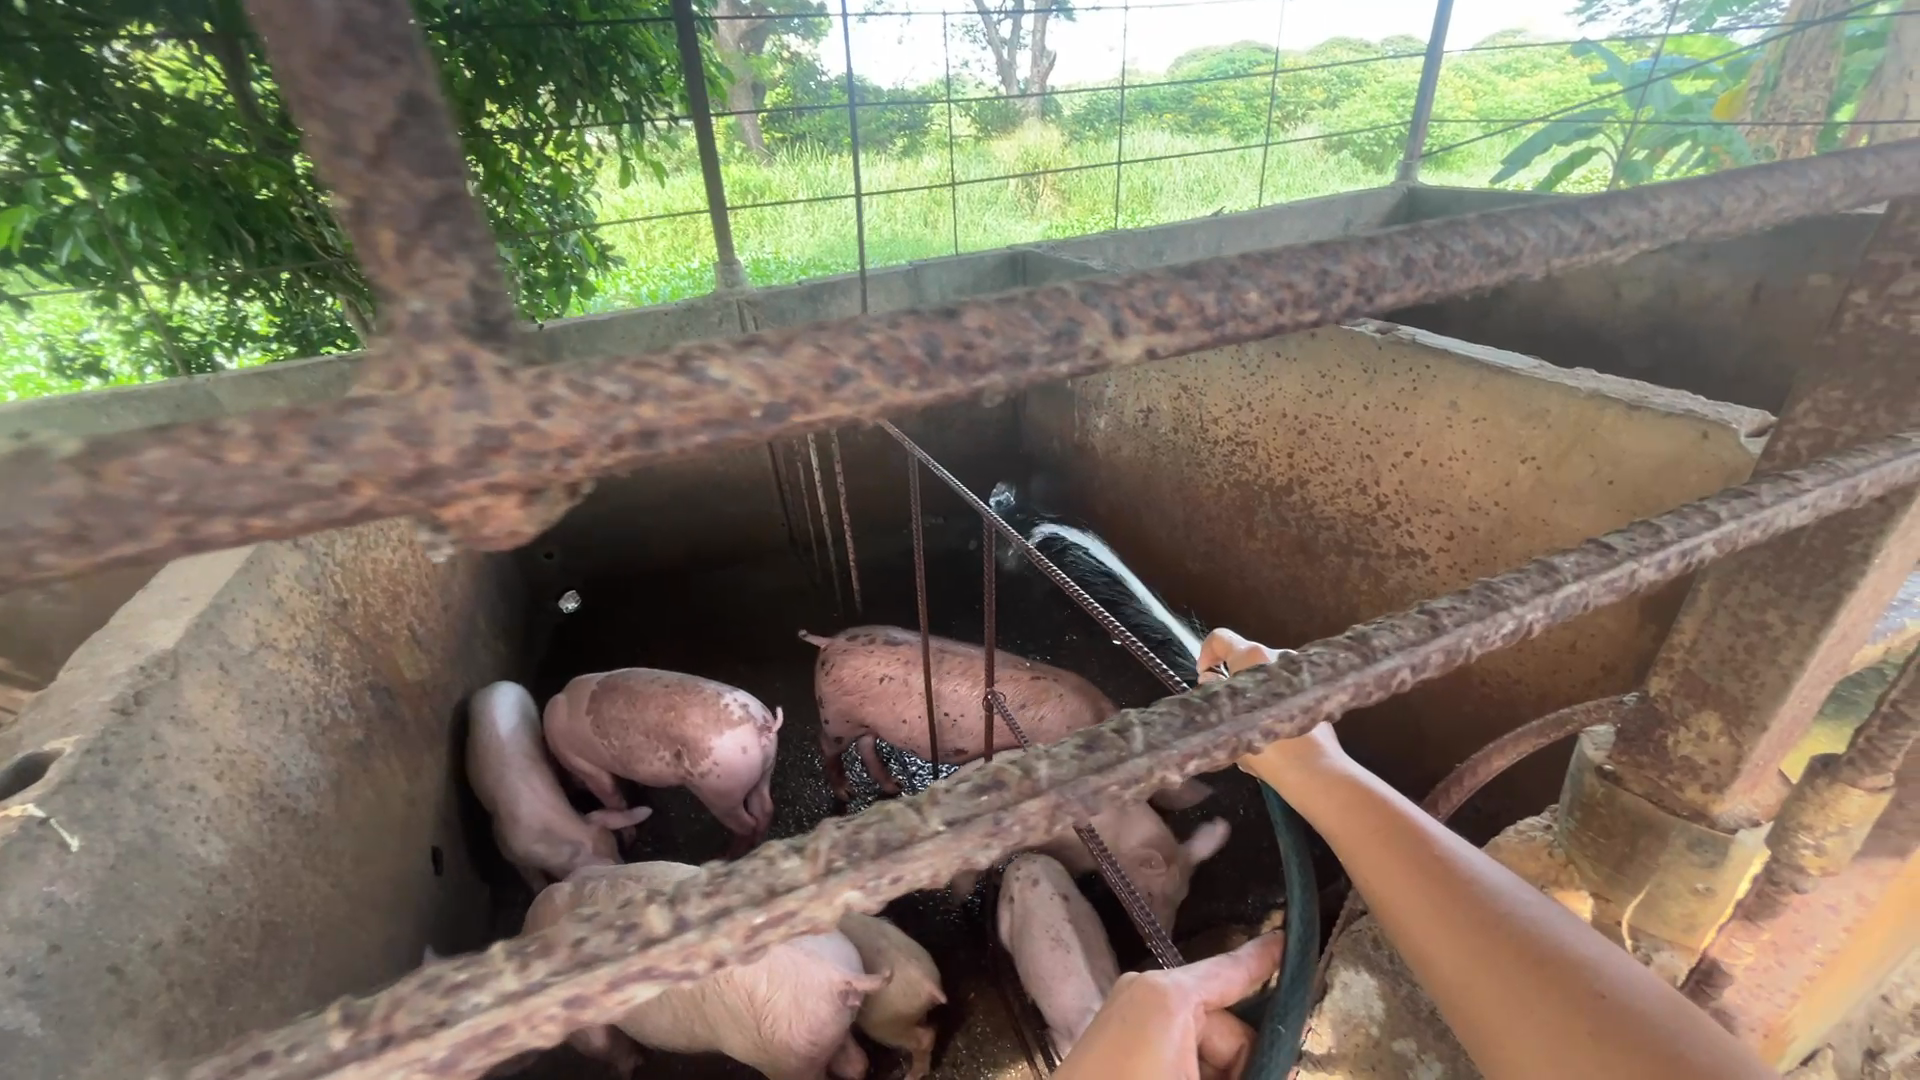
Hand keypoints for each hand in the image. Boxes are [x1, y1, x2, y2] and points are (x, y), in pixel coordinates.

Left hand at [1056, 933, 1285, 1079]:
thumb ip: (1250, 1071)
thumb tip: (1276, 1064)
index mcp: (1170, 998)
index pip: (1230, 971)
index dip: (1264, 960)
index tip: (1289, 937)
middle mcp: (1150, 995)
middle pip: (1227, 1030)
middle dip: (1246, 1069)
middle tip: (1245, 1078)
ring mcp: (1131, 1017)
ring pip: (1205, 1049)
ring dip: (1219, 1075)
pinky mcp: (1119, 1044)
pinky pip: (1176, 1055)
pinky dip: (1194, 1073)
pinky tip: (1188, 1077)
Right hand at [1196, 628, 1347, 789]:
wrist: (1316, 772)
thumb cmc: (1265, 745)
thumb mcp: (1225, 720)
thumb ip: (1213, 692)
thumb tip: (1210, 680)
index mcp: (1253, 657)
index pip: (1220, 638)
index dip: (1205, 654)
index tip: (1203, 679)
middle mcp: (1278, 657)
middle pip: (1244, 658)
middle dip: (1230, 678)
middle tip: (1224, 710)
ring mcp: (1300, 674)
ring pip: (1264, 675)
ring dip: (1250, 693)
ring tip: (1246, 727)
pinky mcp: (1314, 694)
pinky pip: (1283, 690)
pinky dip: (1271, 703)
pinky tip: (1269, 733)